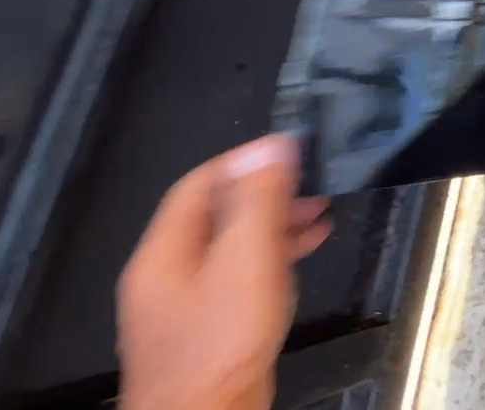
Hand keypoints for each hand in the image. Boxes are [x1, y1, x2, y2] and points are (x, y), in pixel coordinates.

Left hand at [117, 134, 331, 409]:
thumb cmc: (224, 338)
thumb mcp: (248, 256)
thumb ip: (259, 200)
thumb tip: (268, 147)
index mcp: (166, 252)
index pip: (200, 184)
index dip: (245, 161)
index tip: (290, 152)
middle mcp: (167, 271)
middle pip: (216, 211)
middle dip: (268, 192)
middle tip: (313, 184)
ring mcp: (185, 297)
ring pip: (231, 239)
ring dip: (276, 220)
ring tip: (318, 214)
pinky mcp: (208, 318)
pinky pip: (239, 267)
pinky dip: (274, 249)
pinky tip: (302, 250)